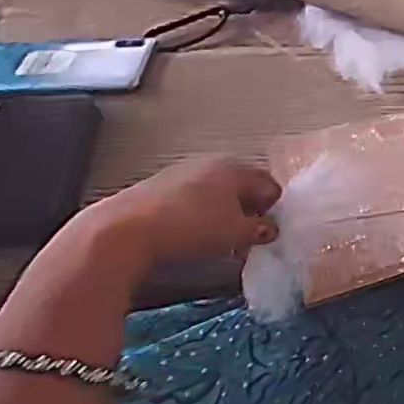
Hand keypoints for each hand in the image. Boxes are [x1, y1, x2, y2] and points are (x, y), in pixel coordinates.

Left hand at [81, 156, 280, 266]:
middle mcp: (212, 163)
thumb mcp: (235, 233)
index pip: (269, 184)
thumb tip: (271, 228)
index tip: (271, 232)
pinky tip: (197, 234)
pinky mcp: (164, 186)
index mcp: (235, 168)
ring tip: (224, 240)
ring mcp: (185, 172)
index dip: (275, 209)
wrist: (128, 228)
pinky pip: (197, 198)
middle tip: (250, 238)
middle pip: (244, 186)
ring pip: (219, 192)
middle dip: (252, 211)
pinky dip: (205, 214)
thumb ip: (260, 230)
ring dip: (228, 214)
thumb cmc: (191, 226)